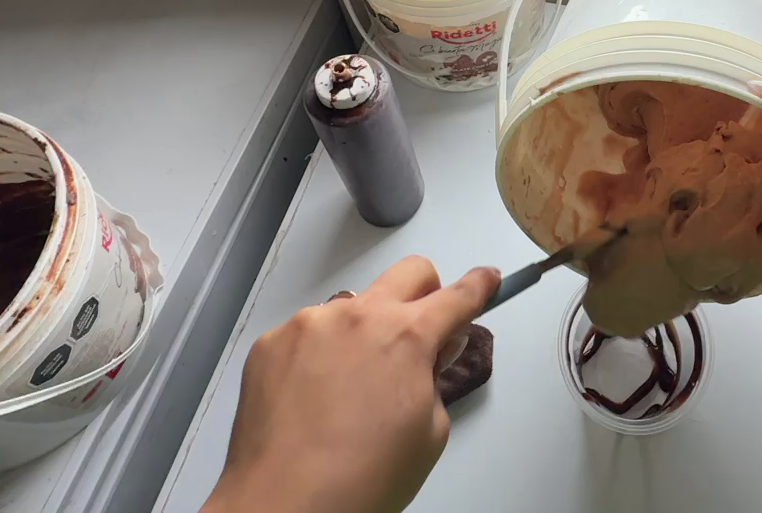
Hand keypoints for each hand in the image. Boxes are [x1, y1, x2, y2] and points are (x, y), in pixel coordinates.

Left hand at [203, 257, 501, 512]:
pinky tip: (309, 397)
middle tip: (416, 335)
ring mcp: (313, 323)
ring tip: (346, 386)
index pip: (459, 295)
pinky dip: (318, 354)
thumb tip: (430, 353)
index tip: (488, 279)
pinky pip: (309, 332)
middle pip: (411, 272)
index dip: (480, 285)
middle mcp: (362, 315)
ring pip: (355, 304)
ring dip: (364, 329)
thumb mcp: (429, 434)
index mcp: (409, 336)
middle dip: (425, 293)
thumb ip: (436, 378)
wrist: (281, 511)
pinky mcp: (272, 341)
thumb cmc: (366, 481)